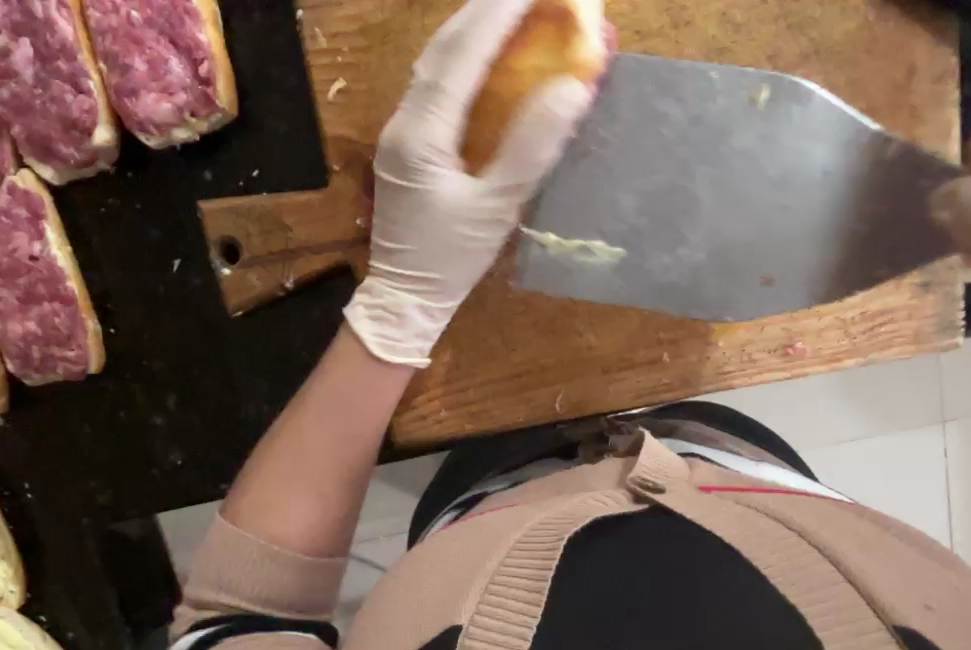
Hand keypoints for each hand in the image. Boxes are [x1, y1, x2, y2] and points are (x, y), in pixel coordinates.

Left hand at [342, 0, 595, 367]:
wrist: (403, 300)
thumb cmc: (449, 262)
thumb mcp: (495, 210)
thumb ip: (530, 149)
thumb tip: (572, 89)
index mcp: (421, 135)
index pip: (463, 54)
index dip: (502, 12)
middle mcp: (402, 123)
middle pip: (443, 47)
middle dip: (487, 9)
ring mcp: (398, 134)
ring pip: (434, 64)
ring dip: (473, 30)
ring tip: (511, 9)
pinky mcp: (404, 147)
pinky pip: (433, 87)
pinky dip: (463, 61)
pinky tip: (485, 55)